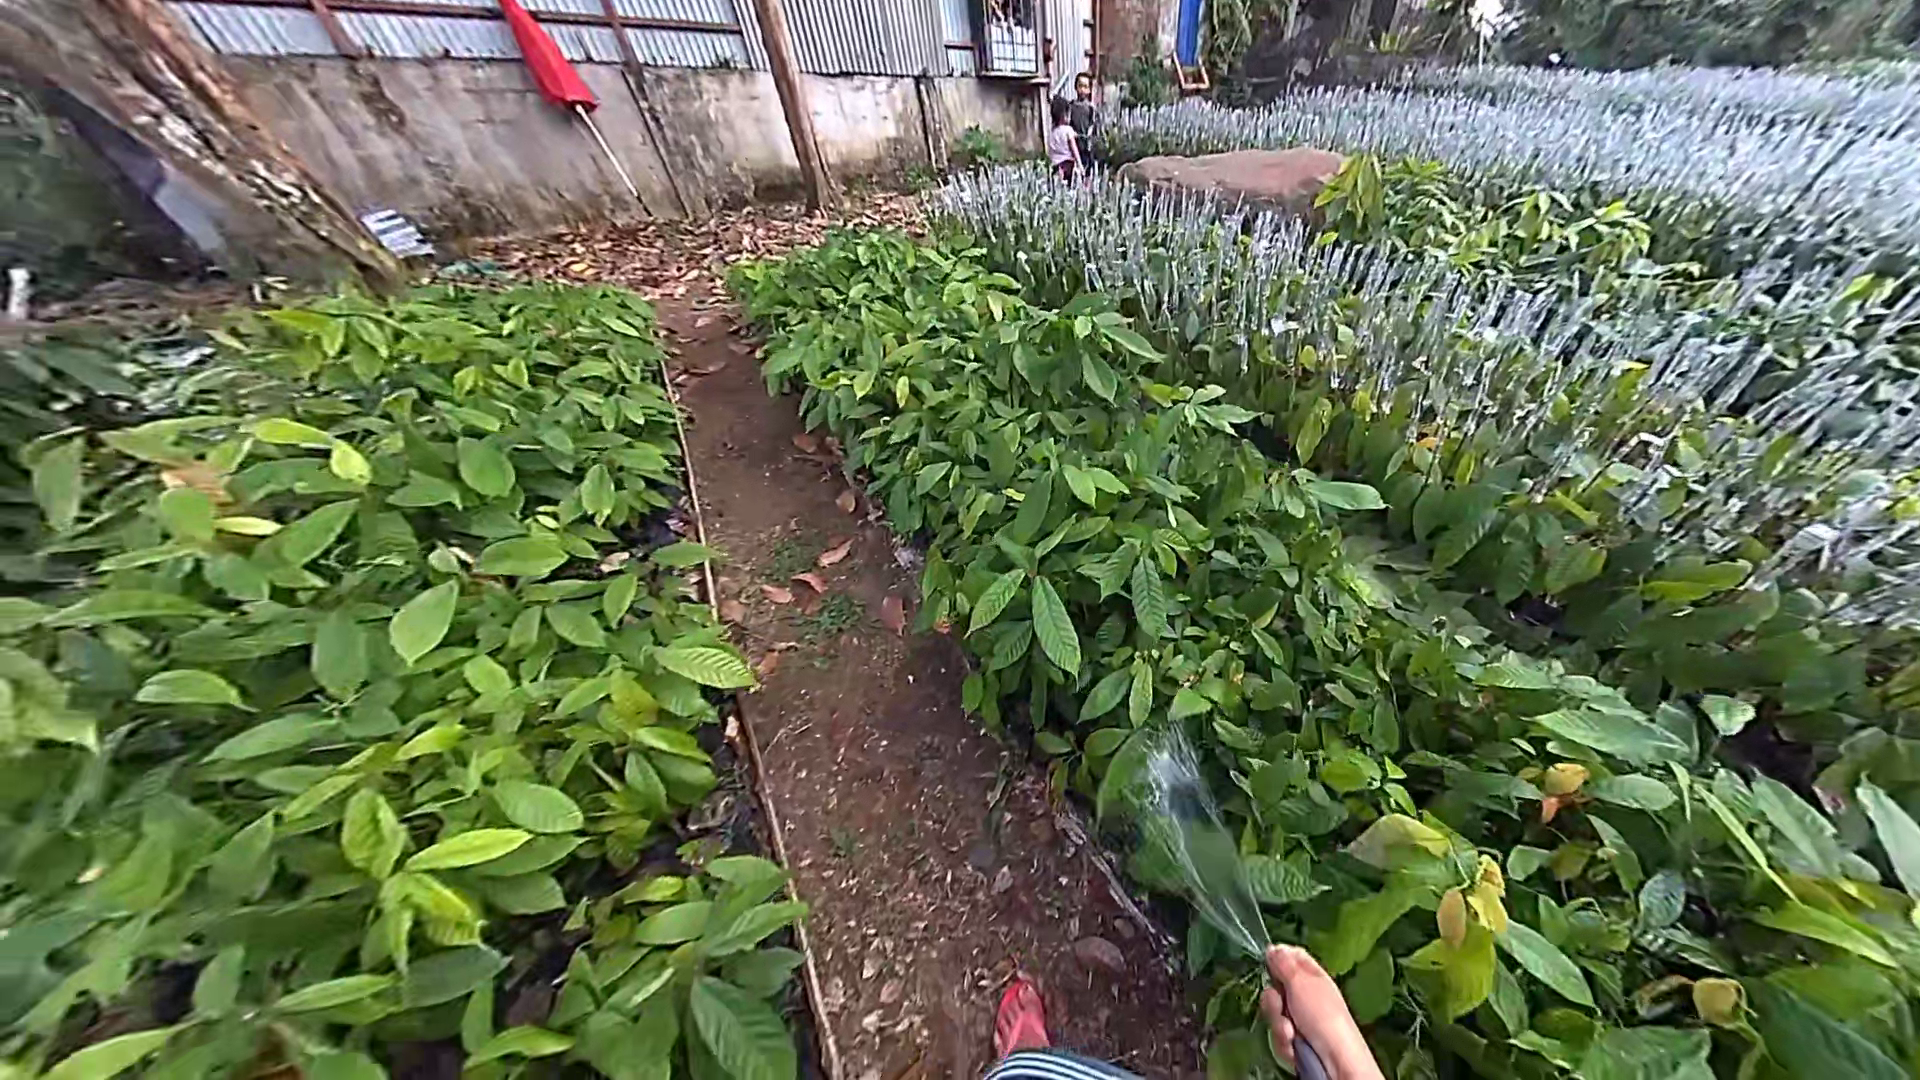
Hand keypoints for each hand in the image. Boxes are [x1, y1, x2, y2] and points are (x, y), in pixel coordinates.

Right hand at [1261, 946, 1384, 1079]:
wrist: (1336, 1064)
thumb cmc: (1323, 1018)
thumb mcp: (1300, 981)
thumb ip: (1282, 961)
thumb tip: (1271, 948)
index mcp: (1313, 977)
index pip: (1291, 956)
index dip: (1278, 956)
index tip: (1269, 962)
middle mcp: (1306, 997)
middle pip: (1275, 986)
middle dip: (1273, 998)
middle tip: (1281, 1004)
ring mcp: (1301, 1021)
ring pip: (1274, 1012)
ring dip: (1278, 1022)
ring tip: (1290, 1032)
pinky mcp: (1296, 1043)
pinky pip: (1278, 1034)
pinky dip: (1283, 1041)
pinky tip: (1293, 1045)